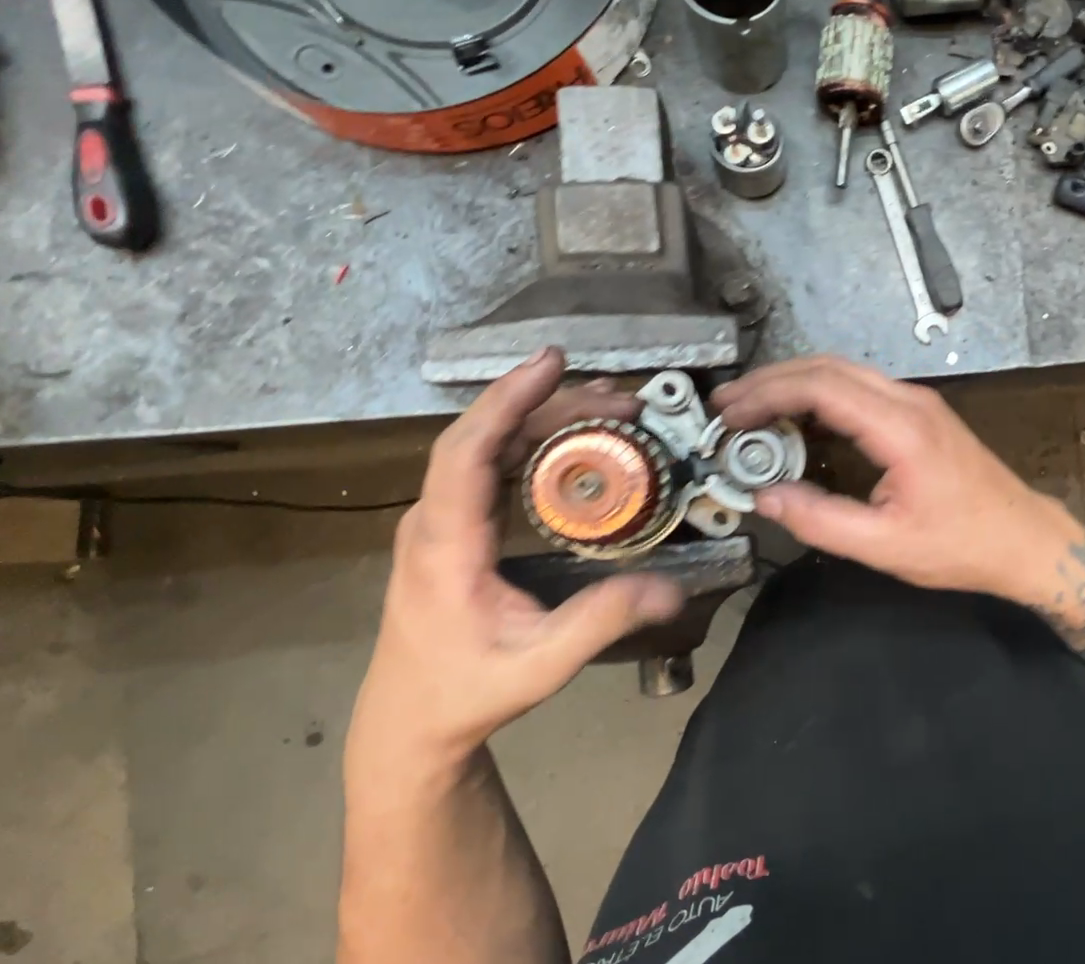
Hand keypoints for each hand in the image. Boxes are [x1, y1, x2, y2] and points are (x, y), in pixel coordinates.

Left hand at [347, 349, 683, 772]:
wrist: (411, 722)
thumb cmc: (467, 691)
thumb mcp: (542, 663)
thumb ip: (604, 620)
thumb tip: (673, 589)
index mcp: (444, 545)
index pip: (465, 452)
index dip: (505, 401)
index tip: (550, 364)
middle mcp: (433, 521)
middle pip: (484, 438)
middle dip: (549, 406)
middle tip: (620, 399)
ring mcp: (438, 523)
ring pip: (486, 448)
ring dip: (543, 419)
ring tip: (607, 408)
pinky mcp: (451, 530)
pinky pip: (489, 467)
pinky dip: (532, 443)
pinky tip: (573, 442)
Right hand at [711, 356, 1080, 600]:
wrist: (1023, 539)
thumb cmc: (962, 546)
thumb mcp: (886, 546)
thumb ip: (821, 520)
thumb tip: (764, 497)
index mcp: (902, 428)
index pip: (822, 386)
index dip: (768, 393)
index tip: (729, 414)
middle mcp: (911, 402)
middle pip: (829, 368)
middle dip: (772, 381)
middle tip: (726, 406)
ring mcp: (919, 404)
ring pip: (845, 373)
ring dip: (794, 384)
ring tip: (750, 409)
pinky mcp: (921, 415)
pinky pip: (861, 389)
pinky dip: (820, 394)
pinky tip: (796, 417)